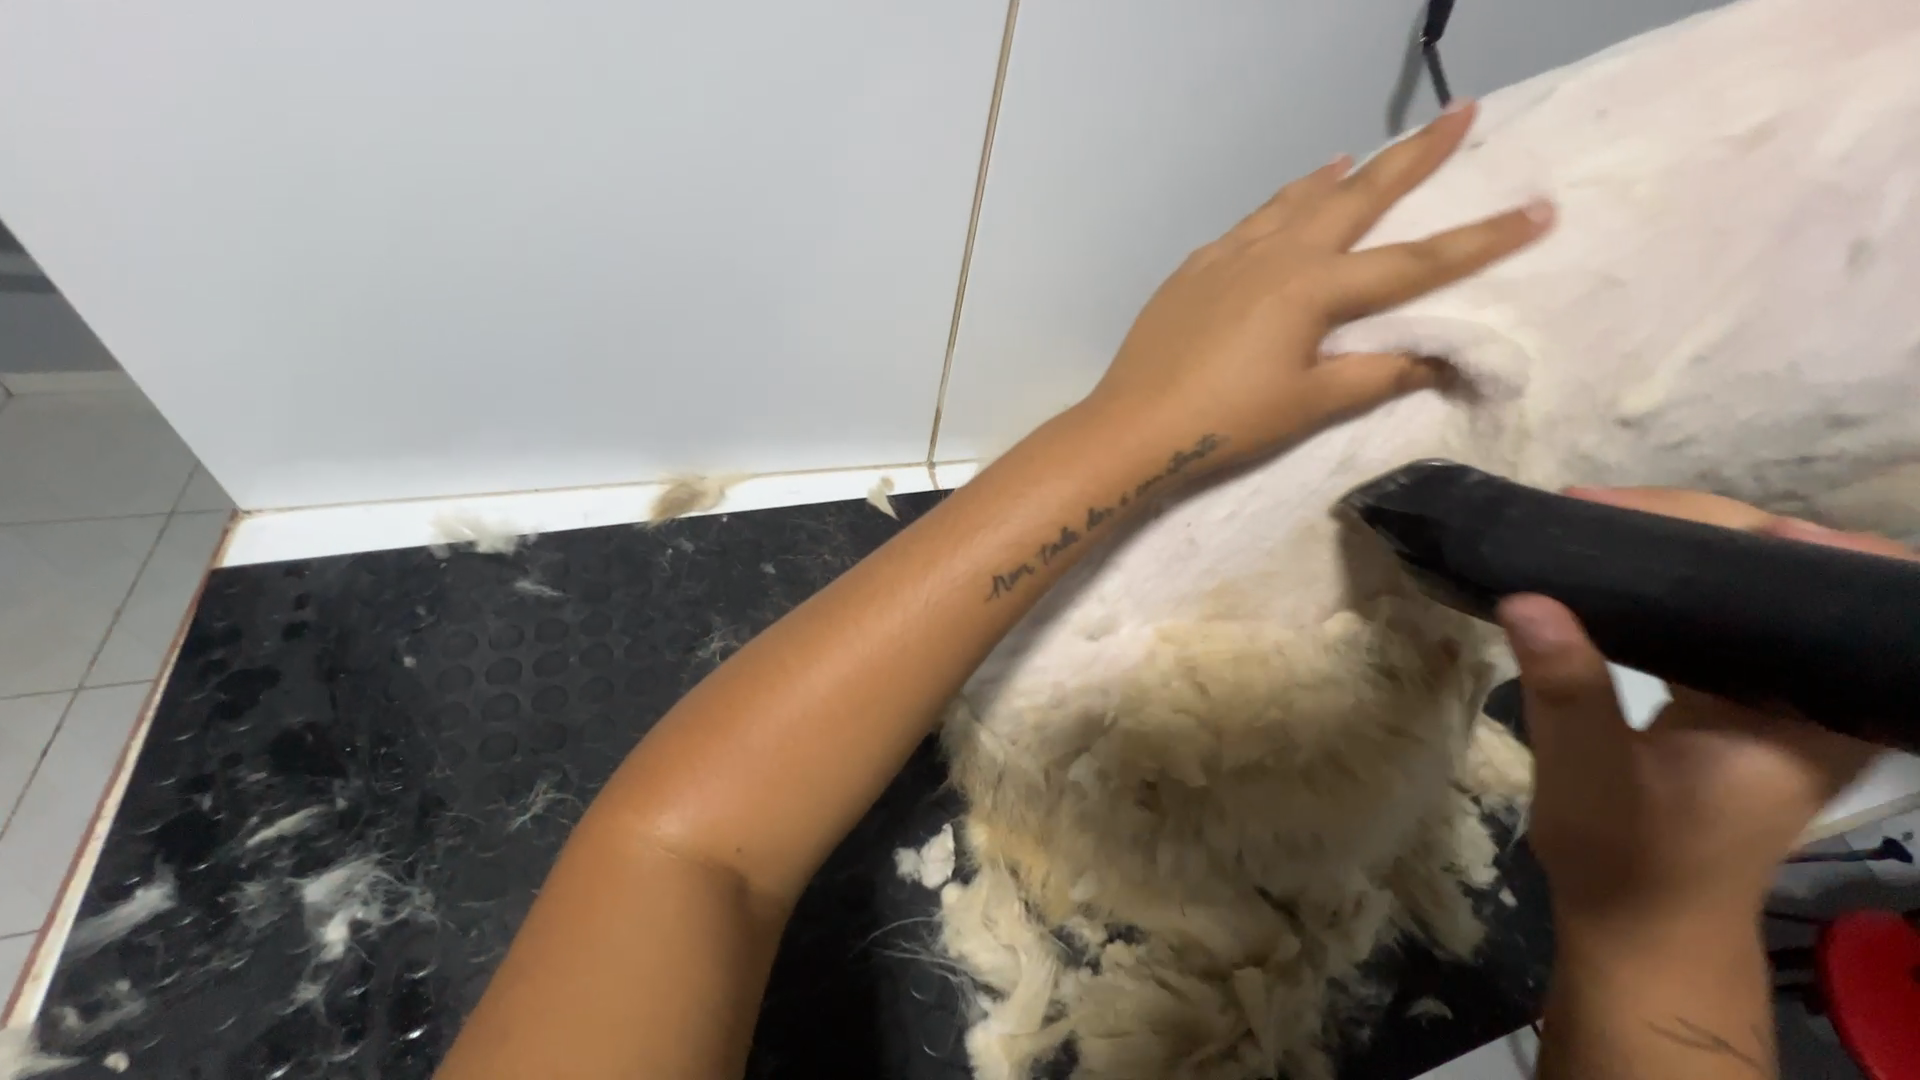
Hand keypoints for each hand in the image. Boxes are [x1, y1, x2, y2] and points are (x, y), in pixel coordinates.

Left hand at [1084, 100, 1551, 472]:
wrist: (1133, 426)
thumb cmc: (1226, 422)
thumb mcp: (1311, 404)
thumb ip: (1379, 374)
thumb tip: (1441, 360)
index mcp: (1314, 288)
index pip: (1415, 261)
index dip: (1480, 239)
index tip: (1539, 208)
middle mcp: (1276, 254)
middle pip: (1357, 195)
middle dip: (1414, 156)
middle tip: (1459, 113)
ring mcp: (1228, 255)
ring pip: (1295, 200)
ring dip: (1335, 176)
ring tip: (1359, 156)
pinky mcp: (1193, 269)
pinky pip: (1248, 224)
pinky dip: (1277, 207)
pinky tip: (1279, 213)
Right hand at [1499, 488, 1912, 937]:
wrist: (1640, 919)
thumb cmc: (1626, 857)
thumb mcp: (1588, 775)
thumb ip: (1567, 690)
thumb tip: (1525, 598)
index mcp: (1805, 712)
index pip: (1801, 590)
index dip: (1744, 535)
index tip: (1638, 513)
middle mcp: (1807, 692)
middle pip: (1774, 575)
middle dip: (1691, 525)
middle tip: (1589, 507)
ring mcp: (1770, 694)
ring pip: (1740, 590)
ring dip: (1672, 547)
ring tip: (1589, 522)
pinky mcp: (1731, 698)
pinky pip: (1711, 616)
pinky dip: (1660, 581)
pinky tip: (1605, 568)